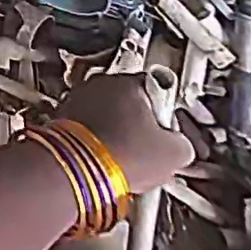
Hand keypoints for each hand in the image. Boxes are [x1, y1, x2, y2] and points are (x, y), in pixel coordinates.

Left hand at [58, 75, 193, 193]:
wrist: (82, 167)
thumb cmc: (123, 153)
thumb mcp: (173, 154)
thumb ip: (184, 143)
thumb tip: (183, 147)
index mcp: (130, 83)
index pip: (159, 87)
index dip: (170, 110)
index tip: (171, 126)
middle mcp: (102, 82)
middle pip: (133, 99)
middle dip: (144, 122)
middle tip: (152, 146)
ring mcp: (81, 95)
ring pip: (110, 110)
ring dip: (120, 129)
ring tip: (129, 155)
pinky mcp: (66, 113)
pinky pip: (90, 121)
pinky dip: (99, 135)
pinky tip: (109, 156)